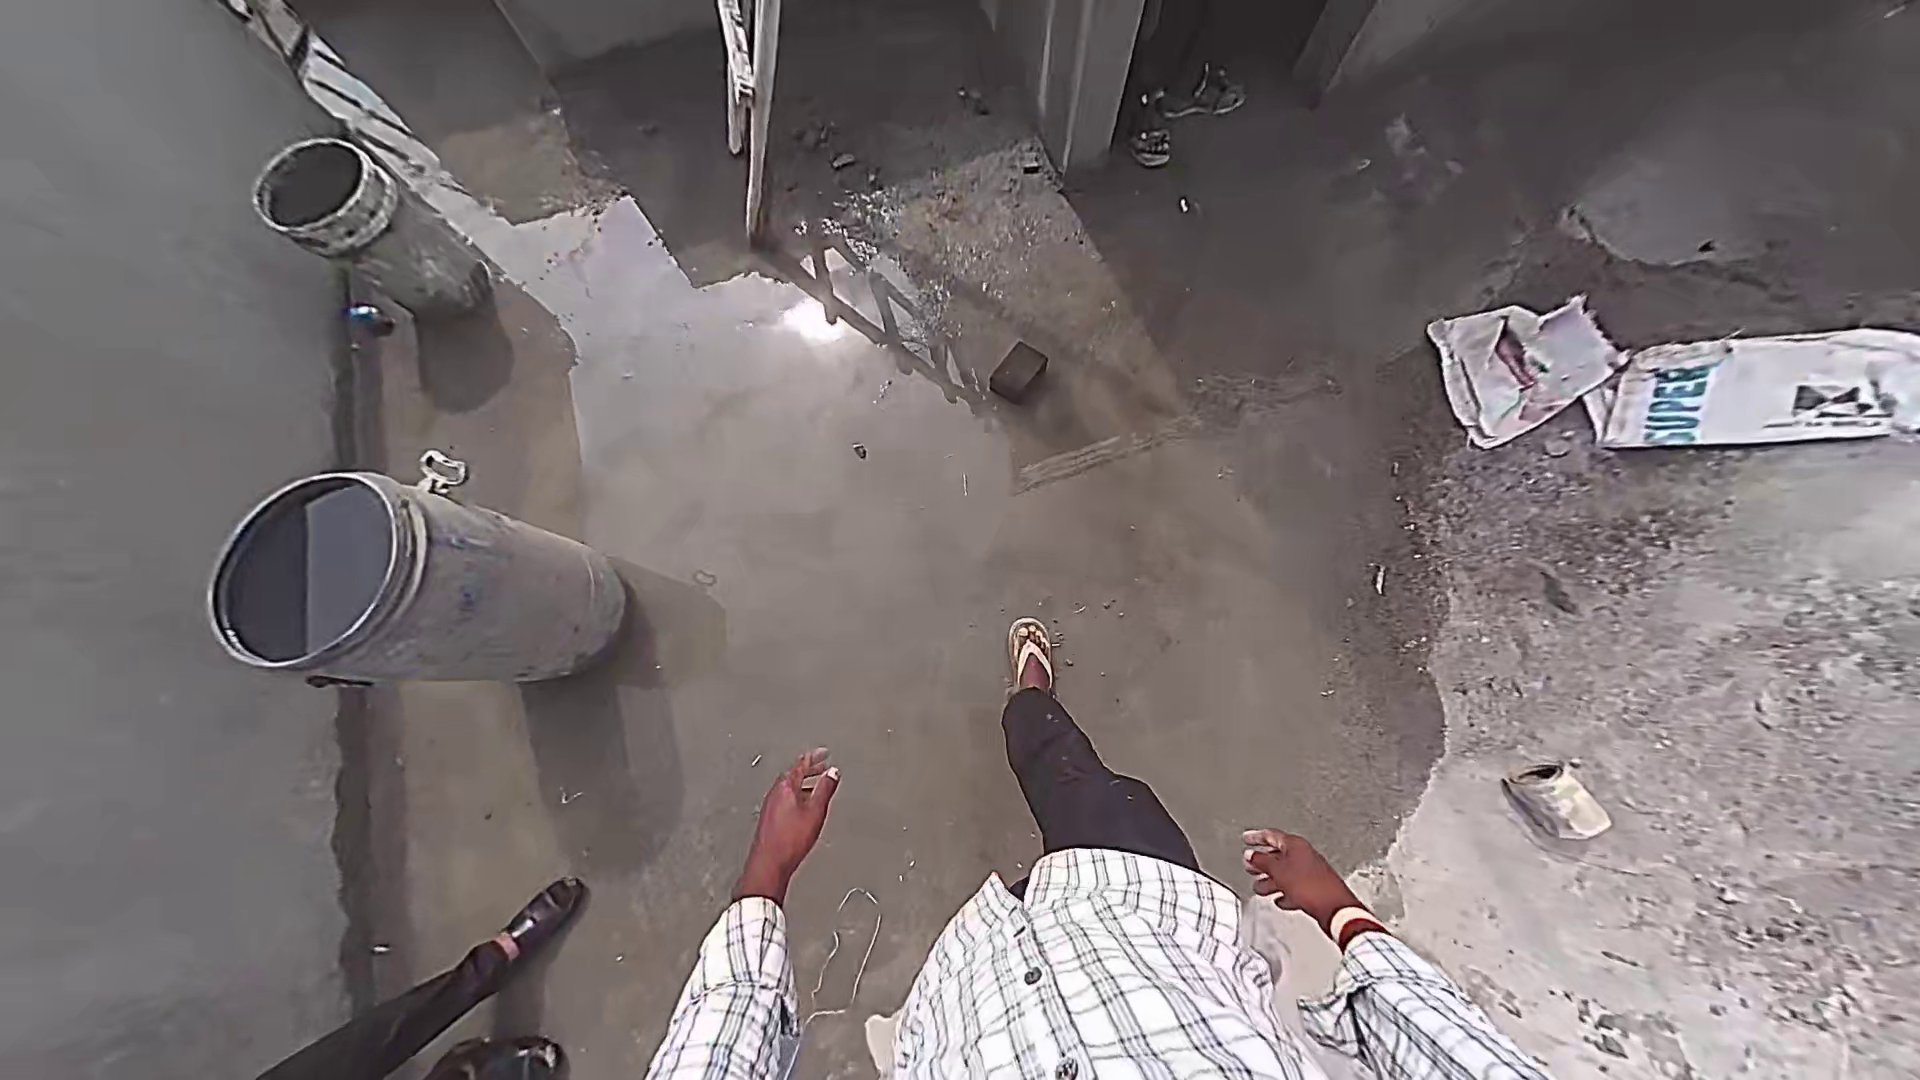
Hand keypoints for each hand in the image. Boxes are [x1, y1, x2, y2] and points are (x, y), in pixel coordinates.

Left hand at [734, 749, 839, 904]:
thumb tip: (833, 772)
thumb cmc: (788, 841)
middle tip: (822, 764)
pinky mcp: (769, 818)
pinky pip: (785, 798)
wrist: (768, 866)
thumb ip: (825, 789)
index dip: (815, 756)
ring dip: (804, 782)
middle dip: (810, 768)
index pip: (801, 763)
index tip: (824, 752)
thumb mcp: (815, 811)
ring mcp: (770, 806)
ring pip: (790, 786)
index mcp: (785, 786)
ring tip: (817, 783)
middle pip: (794, 773)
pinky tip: (803, 804)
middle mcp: (775, 793)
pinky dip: (797, 794)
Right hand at [1242, 828, 1363, 935]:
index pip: (1271, 835)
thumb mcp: (1278, 870)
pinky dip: (1286, 892)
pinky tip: (1281, 900)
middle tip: (1250, 866)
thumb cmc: (1311, 886)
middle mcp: (1305, 856)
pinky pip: (1296, 888)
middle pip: (1278, 856)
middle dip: (1262, 863)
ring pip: (1286, 874)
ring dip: (1271, 881)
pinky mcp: (1317, 889)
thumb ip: (1261, 861)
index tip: (1246, 839)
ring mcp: (1312, 873)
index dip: (1256, 837)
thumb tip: (1250, 855)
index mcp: (1296, 845)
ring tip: (1260, 888)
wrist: (1337, 911)